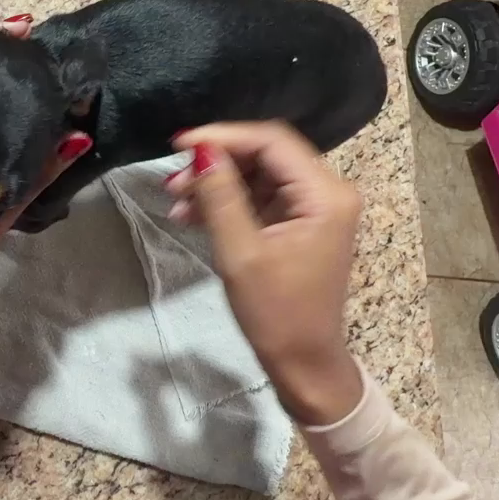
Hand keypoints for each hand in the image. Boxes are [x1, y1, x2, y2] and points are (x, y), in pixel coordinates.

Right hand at [165, 121, 365, 424]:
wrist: (302, 363)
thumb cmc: (276, 313)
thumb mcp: (241, 253)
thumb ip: (220, 196)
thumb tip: (200, 152)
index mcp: (324, 195)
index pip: (271, 142)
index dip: (223, 136)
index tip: (179, 145)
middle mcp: (326, 192)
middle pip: (264, 154)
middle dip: (215, 162)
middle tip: (173, 179)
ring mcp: (313, 208)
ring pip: (256, 174)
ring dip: (215, 183)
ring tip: (175, 199)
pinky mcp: (297, 223)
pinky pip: (258, 197)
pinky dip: (225, 201)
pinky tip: (191, 214)